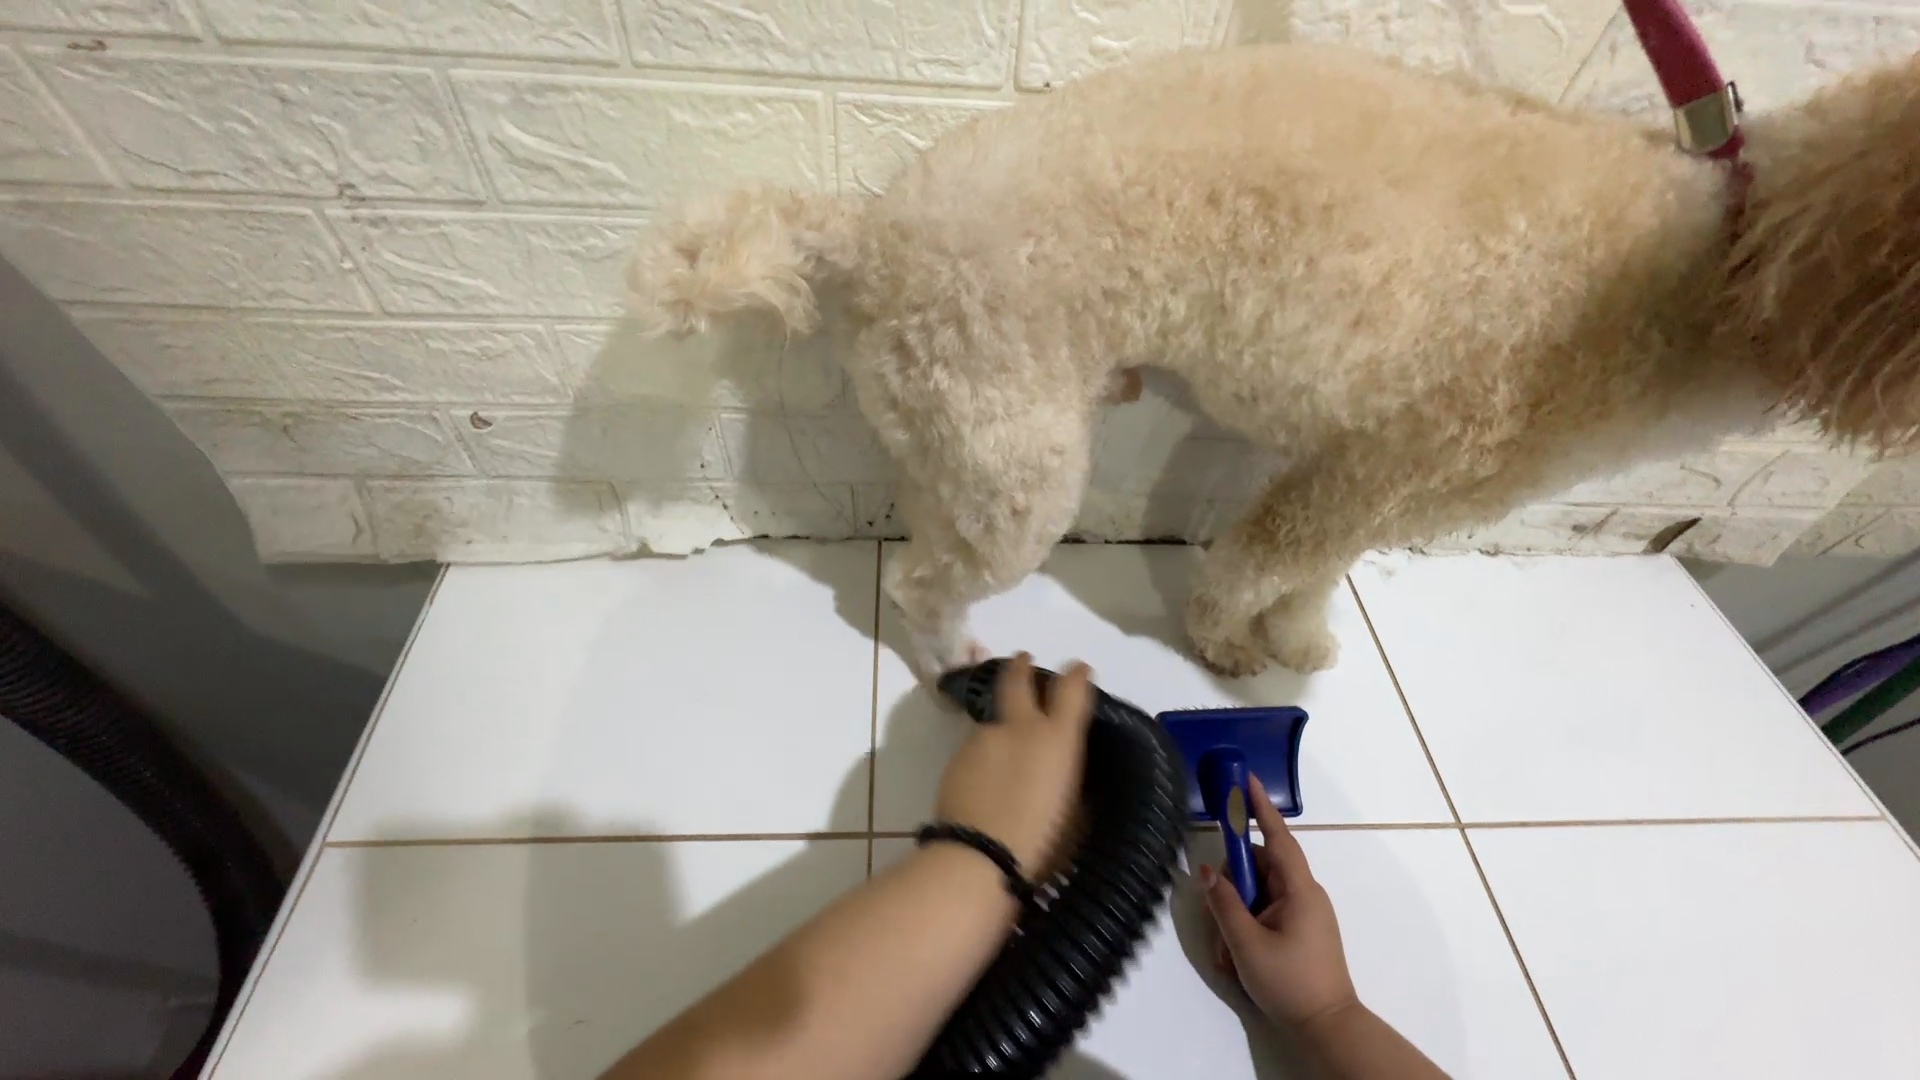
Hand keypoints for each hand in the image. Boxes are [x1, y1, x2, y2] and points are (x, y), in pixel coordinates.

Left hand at [933, 653, 1092, 872]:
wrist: (978, 858)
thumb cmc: (1041, 844)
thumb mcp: (1075, 817)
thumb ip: (1076, 788)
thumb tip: (1074, 778)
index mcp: (1058, 740)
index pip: (1072, 690)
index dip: (1077, 675)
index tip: (1079, 667)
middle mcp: (1020, 728)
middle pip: (1018, 679)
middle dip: (1022, 665)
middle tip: (1023, 657)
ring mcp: (984, 737)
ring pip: (994, 719)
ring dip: (1002, 726)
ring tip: (1006, 755)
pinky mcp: (958, 755)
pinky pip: (977, 747)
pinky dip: (985, 755)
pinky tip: (987, 781)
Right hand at [1201, 775, 1360, 1028]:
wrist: (1329, 1030)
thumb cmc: (1290, 983)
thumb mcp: (1246, 943)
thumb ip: (1223, 902)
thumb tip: (1207, 871)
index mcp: (1298, 889)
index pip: (1276, 836)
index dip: (1260, 806)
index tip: (1246, 778)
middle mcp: (1303, 893)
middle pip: (1258, 866)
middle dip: (1232, 883)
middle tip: (1217, 914)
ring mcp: (1303, 912)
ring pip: (1258, 892)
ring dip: (1236, 911)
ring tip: (1228, 950)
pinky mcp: (1299, 930)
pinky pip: (1265, 911)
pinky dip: (1246, 924)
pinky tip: (1236, 956)